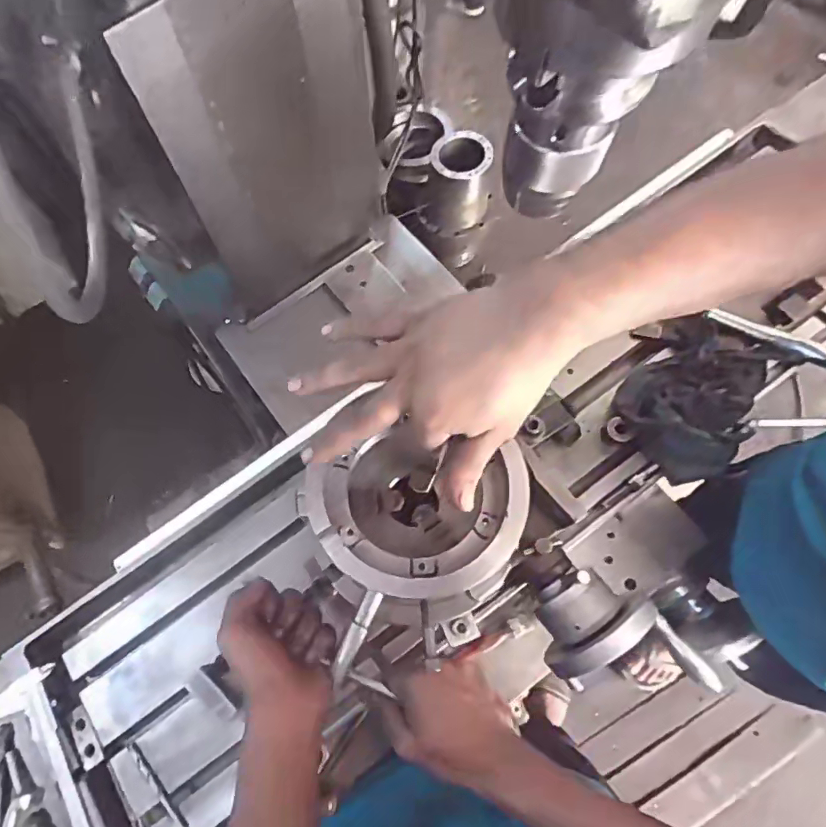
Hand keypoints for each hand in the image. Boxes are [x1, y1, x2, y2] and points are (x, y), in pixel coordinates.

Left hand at [218, 579, 337, 731]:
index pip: (271, 591)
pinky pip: (329, 630)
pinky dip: (321, 645)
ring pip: (313, 613)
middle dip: (291, 618)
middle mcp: (276, 627)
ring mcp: (301, 637)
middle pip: (295, 599)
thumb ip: (242, 599)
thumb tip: (263, 584)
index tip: (267, 620)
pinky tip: (311, 661)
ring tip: (297, 655)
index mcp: (253, 622)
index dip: (271, 602)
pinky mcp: (322, 648)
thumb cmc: (258, 669)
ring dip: (305, 634)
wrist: (287, 704)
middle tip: (282, 640)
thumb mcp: (234, 631)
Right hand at [290, 269, 585, 509]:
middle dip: (333, 439)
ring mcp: (408, 352)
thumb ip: (468, 466)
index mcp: (432, 418)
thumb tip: (456, 506)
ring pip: (356, 369)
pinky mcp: (414, 323)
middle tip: (307, 454)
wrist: (533, 320)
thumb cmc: (521, 377)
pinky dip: (352, 328)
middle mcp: (410, 387)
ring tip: (292, 387)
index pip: (413, 444)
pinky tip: (329, 333)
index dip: (417, 452)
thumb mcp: (497, 430)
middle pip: (364, 417)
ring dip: (322, 380)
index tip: (418, 453)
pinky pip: (376, 325)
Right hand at [376, 652, 532, 792]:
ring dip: (435, 685)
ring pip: (436, 672)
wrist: (496, 757)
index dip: (389, 692)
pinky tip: (462, 706)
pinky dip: (456, 685)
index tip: (393, 704)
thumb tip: (377, 698)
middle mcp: (435, 666)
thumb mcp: (407, 746)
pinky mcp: (478, 672)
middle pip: (413, 672)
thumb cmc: (450, 755)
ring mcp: (459, 667)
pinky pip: (457, 674)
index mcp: (413, 681)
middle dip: (413, 689)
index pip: (388, 676)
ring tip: (444, 712)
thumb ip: (387, 717)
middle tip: (420, 714)